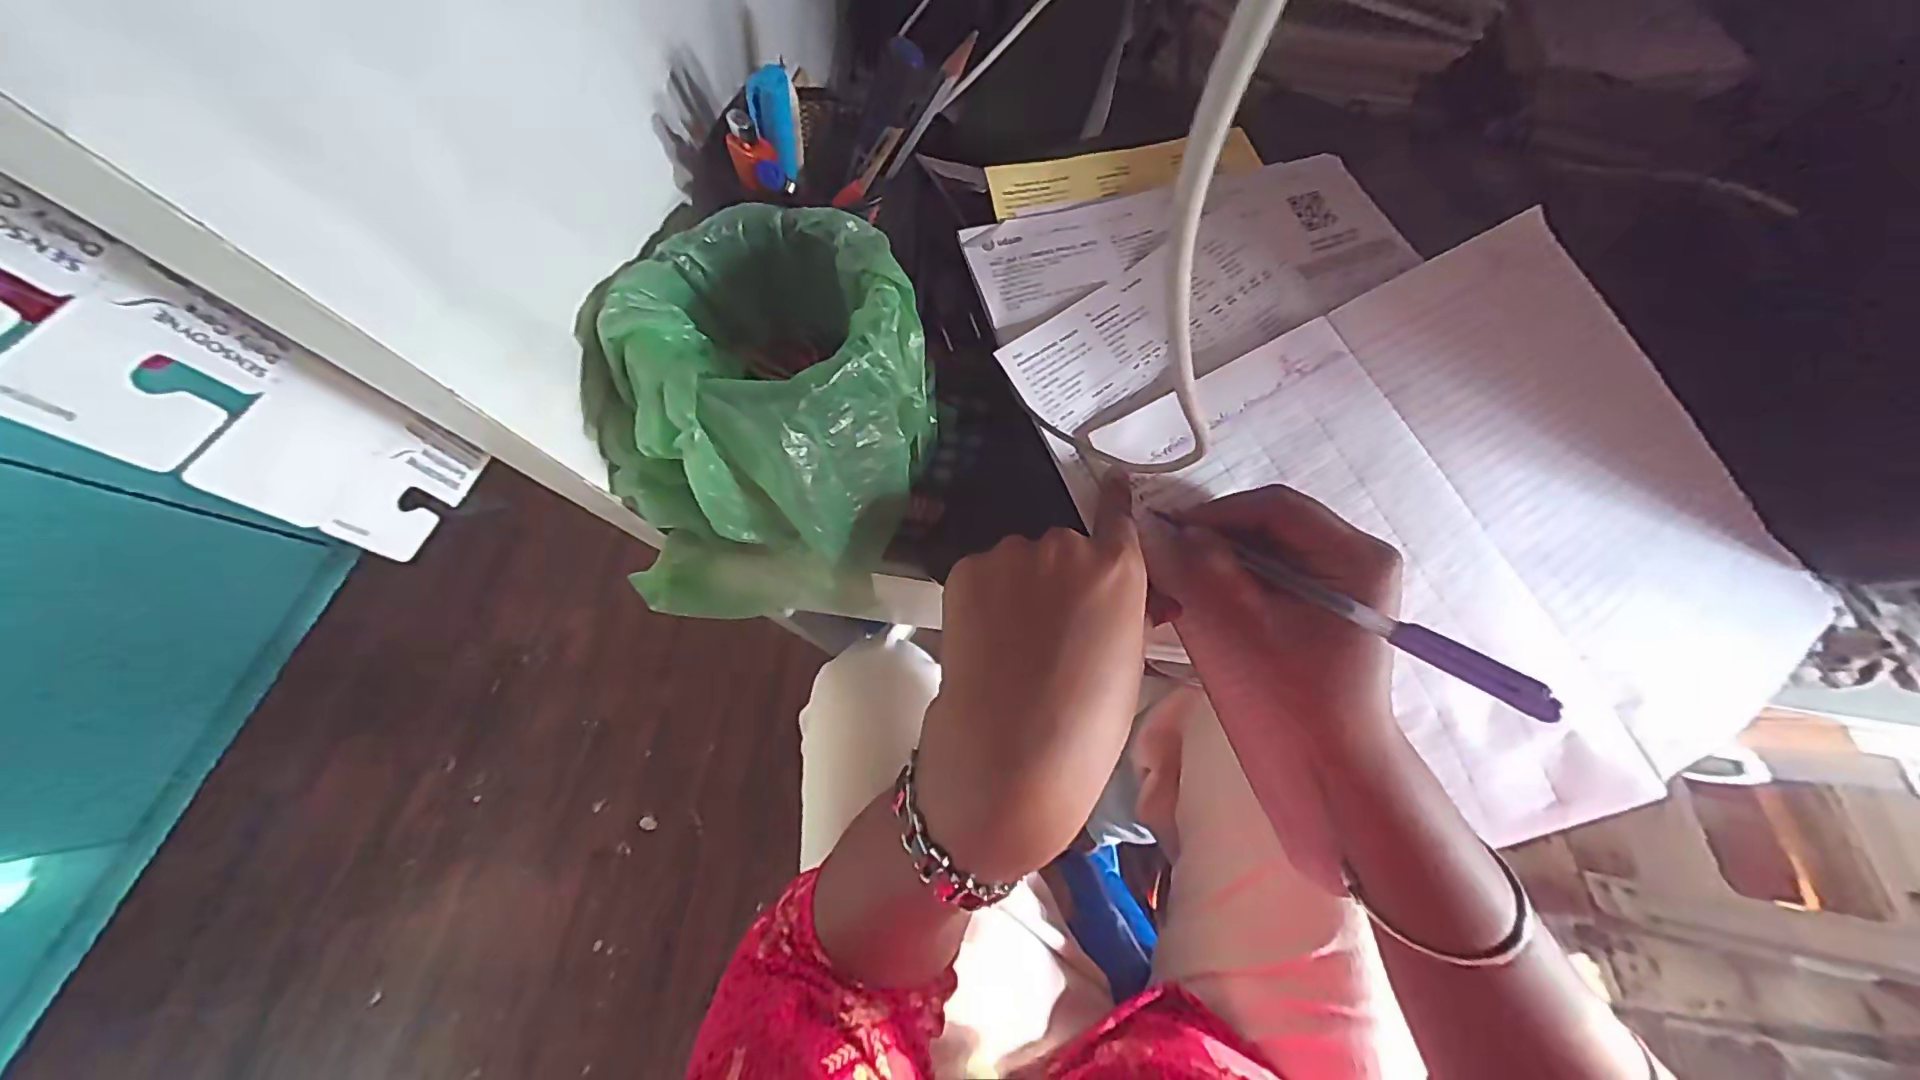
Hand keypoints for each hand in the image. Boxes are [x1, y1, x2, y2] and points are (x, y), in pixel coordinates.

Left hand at [913, 479, 1148, 881]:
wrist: (1011, 748)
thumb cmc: (1088, 723)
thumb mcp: (1128, 659)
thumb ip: (1123, 609)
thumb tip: (1117, 595)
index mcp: (1116, 568)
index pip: (1116, 513)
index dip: (1113, 499)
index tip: (1109, 483)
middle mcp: (1064, 546)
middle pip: (1062, 544)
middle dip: (1058, 573)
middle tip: (1046, 623)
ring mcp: (1010, 554)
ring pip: (1019, 558)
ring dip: (1018, 583)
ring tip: (1010, 637)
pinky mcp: (967, 569)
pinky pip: (984, 572)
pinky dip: (985, 595)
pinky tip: (985, 635)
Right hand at [1140, 485, 1401, 746]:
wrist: (1324, 778)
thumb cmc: (1287, 703)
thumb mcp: (1230, 624)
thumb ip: (1187, 564)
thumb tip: (1148, 524)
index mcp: (1354, 556)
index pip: (1271, 506)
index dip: (1208, 514)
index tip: (1159, 532)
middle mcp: (1349, 564)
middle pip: (1262, 529)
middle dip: (1205, 544)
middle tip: (1160, 563)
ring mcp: (1330, 592)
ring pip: (1254, 557)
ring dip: (1206, 569)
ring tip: (1168, 591)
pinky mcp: (1309, 618)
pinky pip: (1256, 585)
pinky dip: (1218, 591)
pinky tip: (1187, 610)